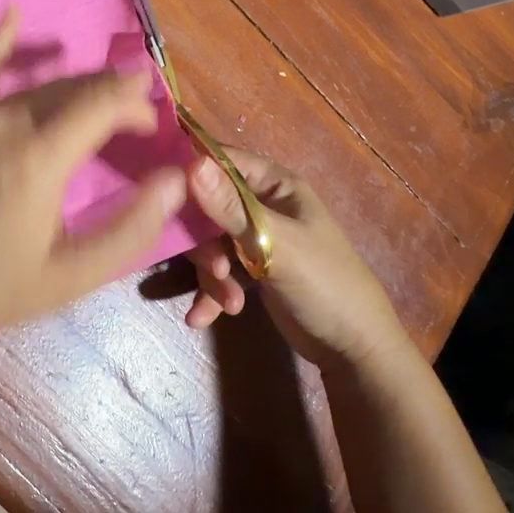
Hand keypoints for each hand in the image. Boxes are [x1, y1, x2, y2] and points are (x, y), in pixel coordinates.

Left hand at [0, 7, 190, 344]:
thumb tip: (175, 180)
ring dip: (76, 83)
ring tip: (104, 88)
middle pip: (74, 89)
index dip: (134, 106)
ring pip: (38, 83)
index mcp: (41, 158)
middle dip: (112, 95)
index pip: (103, 106)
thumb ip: (131, 228)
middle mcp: (9, 122)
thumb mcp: (72, 274)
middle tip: (136, 114)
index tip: (152, 124)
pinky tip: (13, 13)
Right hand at [182, 147, 410, 369]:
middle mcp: (263, 204)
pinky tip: (202, 318)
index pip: (221, 161)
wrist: (355, 352)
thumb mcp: (276, 245)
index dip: (189, 173)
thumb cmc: (325, 284)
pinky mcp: (252, 270)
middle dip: (204, 242)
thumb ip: (231, 208)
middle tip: (213, 269)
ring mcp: (256, 238)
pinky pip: (218, 271)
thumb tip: (191, 164)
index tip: (158, 194)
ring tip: (228, 303)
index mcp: (275, 184)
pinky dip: (211, 292)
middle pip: (208, 206)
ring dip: (210, 273)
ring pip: (210, 242)